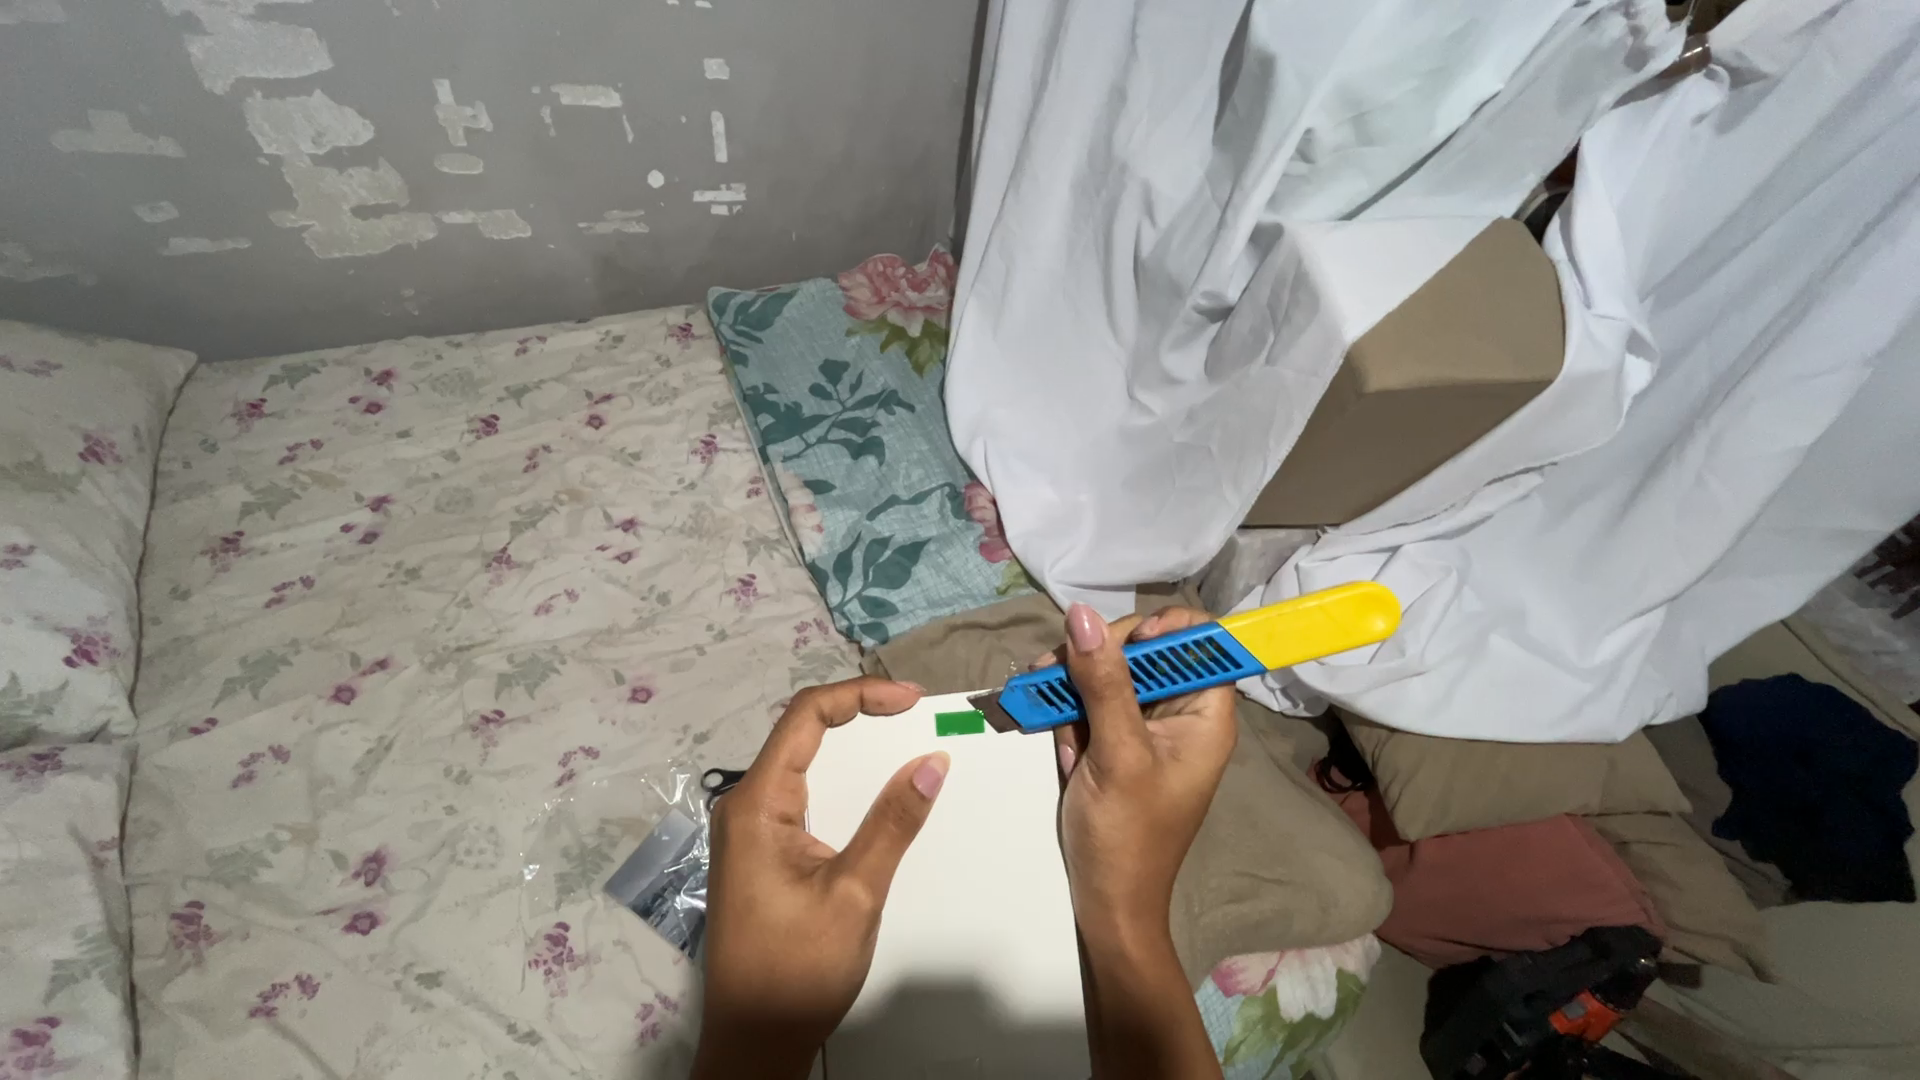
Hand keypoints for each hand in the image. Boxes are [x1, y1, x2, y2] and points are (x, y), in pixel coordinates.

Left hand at [691, 677, 949, 1079]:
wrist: (753, 1042)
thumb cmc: (797, 970)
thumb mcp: (854, 894)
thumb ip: (893, 823)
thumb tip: (932, 761)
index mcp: (758, 803)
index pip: (806, 717)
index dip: (859, 695)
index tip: (910, 699)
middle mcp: (747, 803)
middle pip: (801, 730)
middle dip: (858, 710)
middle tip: (912, 711)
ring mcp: (751, 826)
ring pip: (802, 758)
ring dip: (850, 740)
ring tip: (900, 734)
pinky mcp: (762, 847)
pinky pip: (801, 789)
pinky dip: (840, 773)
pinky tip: (871, 780)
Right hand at [1046, 604, 1237, 946]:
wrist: (1104, 901)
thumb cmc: (1127, 835)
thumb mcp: (1117, 755)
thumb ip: (1103, 683)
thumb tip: (1083, 614)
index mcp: (1202, 714)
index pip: (1199, 643)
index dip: (1164, 629)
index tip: (1121, 642)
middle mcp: (1176, 712)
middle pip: (1142, 650)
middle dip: (1098, 657)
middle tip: (1056, 671)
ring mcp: (1141, 725)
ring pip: (1107, 671)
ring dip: (1072, 683)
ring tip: (1043, 702)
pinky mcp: (1111, 737)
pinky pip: (1088, 700)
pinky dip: (1066, 710)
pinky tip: (1057, 736)